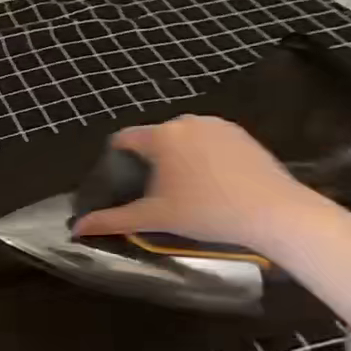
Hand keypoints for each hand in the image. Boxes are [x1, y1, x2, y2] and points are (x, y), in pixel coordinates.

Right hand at [70, 115, 307, 248]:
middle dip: (151, 162)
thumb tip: (76, 228)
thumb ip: (113, 220)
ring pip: (183, 139)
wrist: (274, 212)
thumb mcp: (155, 218)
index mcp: (161, 136)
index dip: (117, 160)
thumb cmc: (206, 212)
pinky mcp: (241, 133)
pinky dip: (204, 157)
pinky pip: (209, 141)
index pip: (124, 139)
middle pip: (155, 139)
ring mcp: (216, 124)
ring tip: (188, 191)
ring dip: (178, 159)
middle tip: (157, 194)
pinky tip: (215, 183)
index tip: (122, 182)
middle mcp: (186, 121)